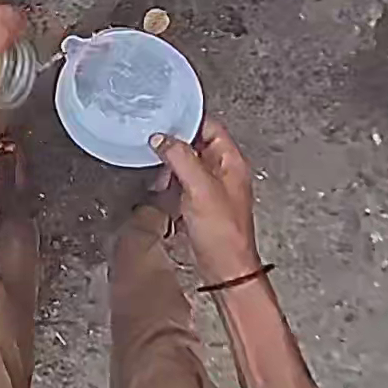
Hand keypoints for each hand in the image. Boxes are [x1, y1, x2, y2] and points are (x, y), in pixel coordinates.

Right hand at [150, 118, 261, 284]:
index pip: (210, 127)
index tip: (167, 118)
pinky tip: (162, 186)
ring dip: (171, 163)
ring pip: (188, 162)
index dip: (189, 121)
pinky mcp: (201, 201)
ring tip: (158, 168)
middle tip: (156, 144)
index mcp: (230, 162)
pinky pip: (183, 181)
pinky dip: (171, 180)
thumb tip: (162, 138)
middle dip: (175, 143)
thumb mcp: (200, 188)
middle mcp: (223, 171)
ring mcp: (212, 186)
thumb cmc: (223, 233)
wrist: (226, 269)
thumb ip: (181, 158)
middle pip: (197, 143)